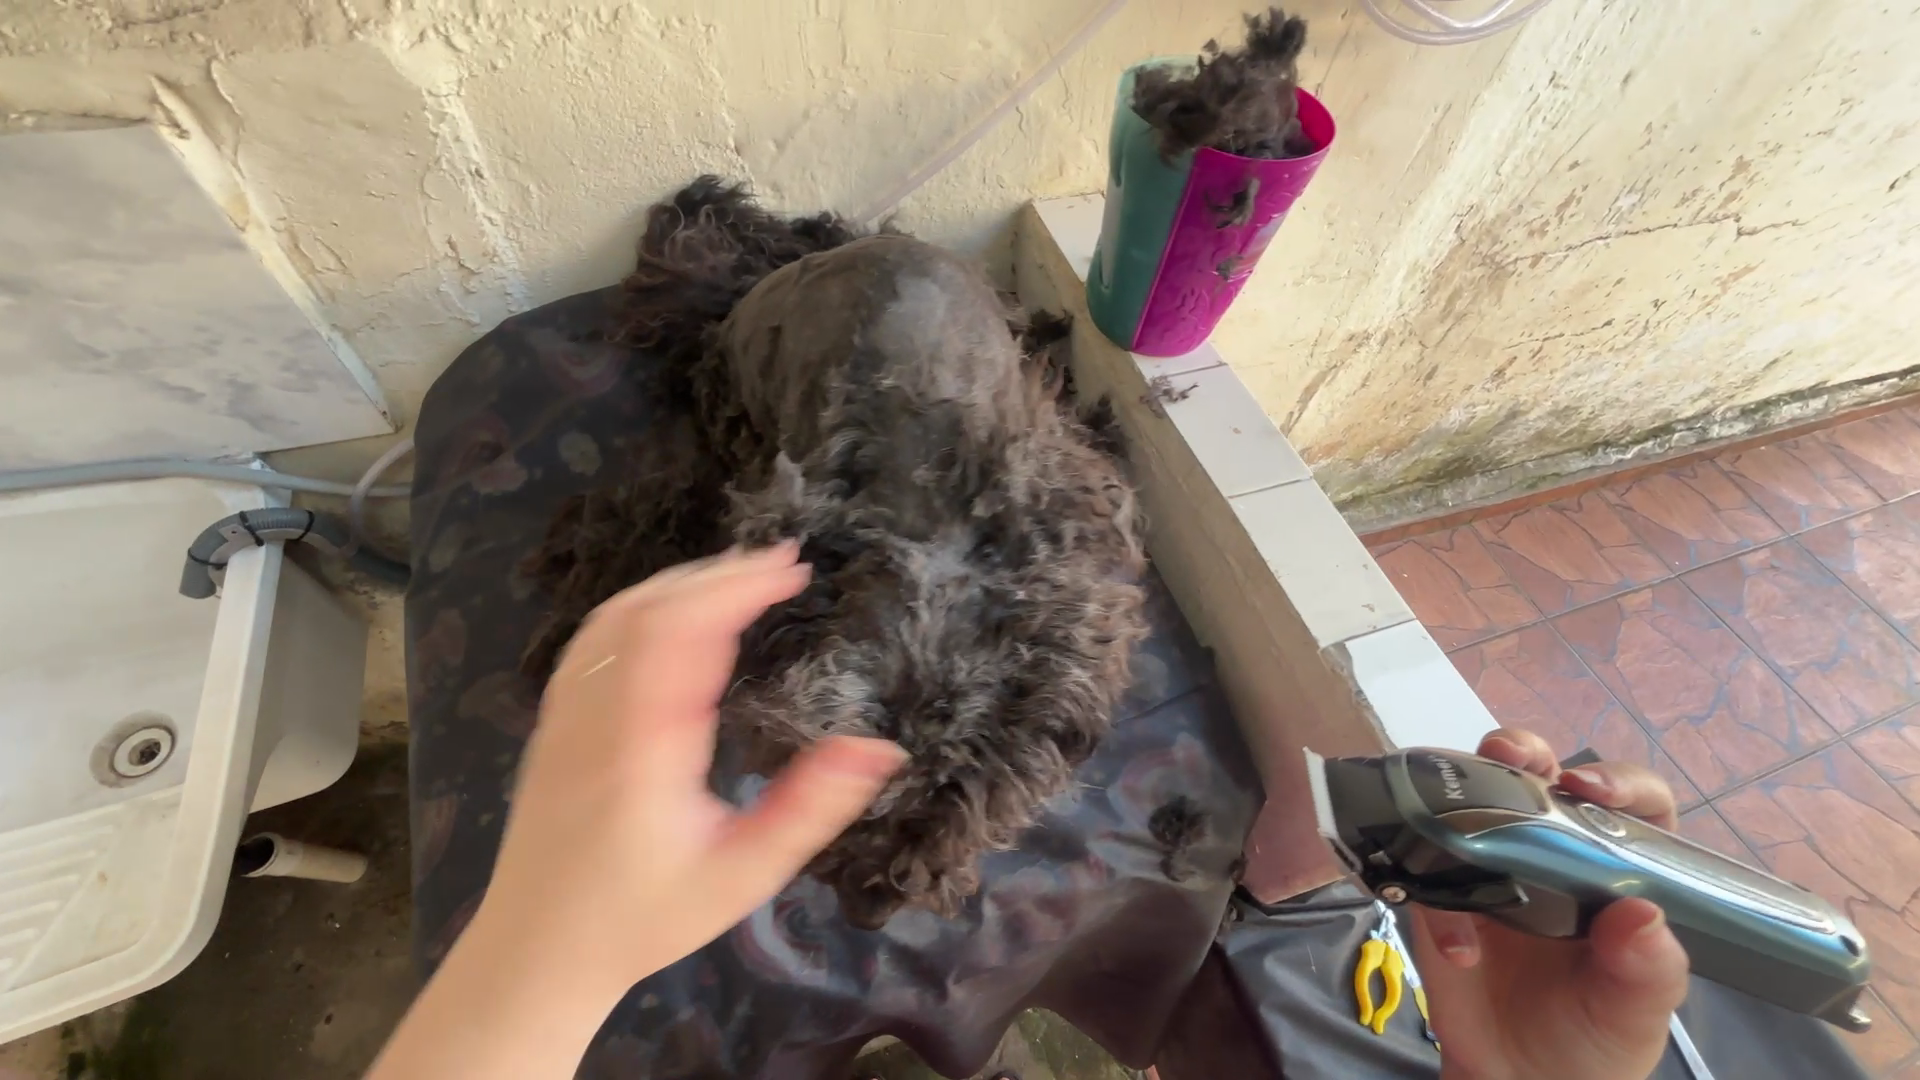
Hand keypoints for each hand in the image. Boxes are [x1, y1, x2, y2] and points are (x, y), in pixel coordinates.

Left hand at [471, 542, 906, 991]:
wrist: (534, 954)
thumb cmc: (645, 916)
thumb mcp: (743, 873)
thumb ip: (810, 809)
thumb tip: (880, 748)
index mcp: (643, 745)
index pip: (684, 633)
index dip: (739, 588)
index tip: (793, 568)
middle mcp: (597, 714)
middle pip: (651, 610)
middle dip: (721, 573)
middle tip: (783, 560)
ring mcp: (567, 712)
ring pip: (618, 615)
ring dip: (682, 581)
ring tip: (740, 572)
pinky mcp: (557, 719)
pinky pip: (596, 637)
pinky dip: (644, 602)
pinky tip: (675, 605)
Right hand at [1408, 730, 1690, 1079]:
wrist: (1507, 1076)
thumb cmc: (1587, 1042)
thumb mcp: (1631, 1017)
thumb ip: (1647, 974)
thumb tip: (1642, 912)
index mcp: (1611, 871)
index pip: (1627, 806)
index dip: (1615, 782)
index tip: (1591, 791)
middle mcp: (1545, 850)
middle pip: (1535, 775)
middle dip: (1520, 749)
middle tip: (1511, 756)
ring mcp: (1481, 858)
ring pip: (1465, 791)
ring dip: (1456, 779)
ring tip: (1454, 806)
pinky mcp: (1430, 879)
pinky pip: (1418, 858)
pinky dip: (1430, 889)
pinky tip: (1459, 946)